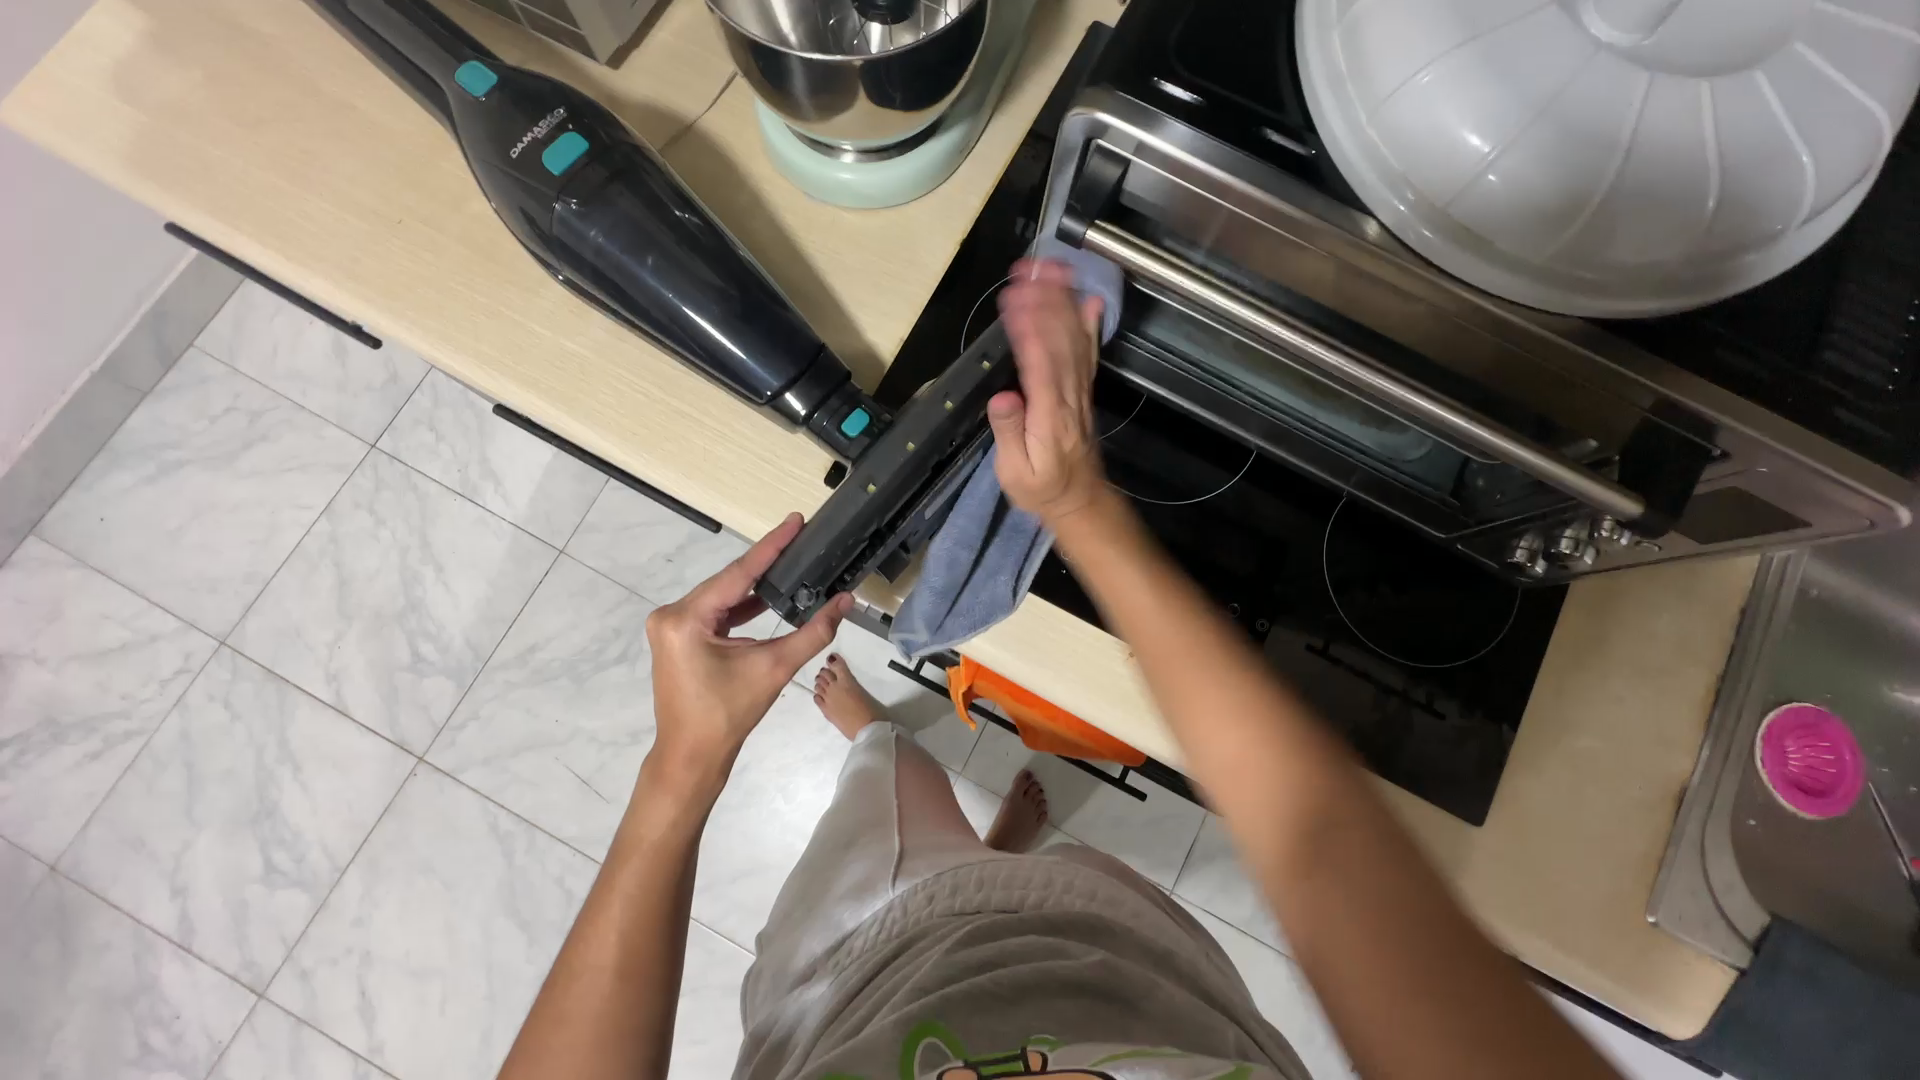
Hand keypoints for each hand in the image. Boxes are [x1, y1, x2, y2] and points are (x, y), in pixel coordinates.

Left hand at [643, 513, 851, 799]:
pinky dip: (741, 607)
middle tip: (799, 538)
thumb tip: (846, 602)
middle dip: (765, 563)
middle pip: (728, 581)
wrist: (693, 755)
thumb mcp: (775, 668)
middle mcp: (671, 614)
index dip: (771, 546)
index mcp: (686, 618)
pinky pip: (715, 612)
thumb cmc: (729, 714)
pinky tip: (767, 597)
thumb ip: (813, 632)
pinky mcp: (678, 636)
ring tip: (790, 563)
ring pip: (722, 596)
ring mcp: (671, 625)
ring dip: (754, 586)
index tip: (794, 520)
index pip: (738, 573)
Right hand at [988, 258, 1106, 526]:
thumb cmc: (1041, 490)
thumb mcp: (1015, 472)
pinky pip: (1088, 356)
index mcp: (1048, 415)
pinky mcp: (1083, 394)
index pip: (1039, 361)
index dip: (1028, 326)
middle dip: (1046, 301)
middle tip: (1032, 267)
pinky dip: (1090, 327)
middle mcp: (1068, 397)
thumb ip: (1009, 433)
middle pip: (1060, 341)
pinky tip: (1090, 302)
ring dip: (1065, 303)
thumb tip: (1003, 396)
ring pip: (1075, 341)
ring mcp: (1079, 393)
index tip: (1015, 295)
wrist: (1079, 502)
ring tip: (1055, 270)